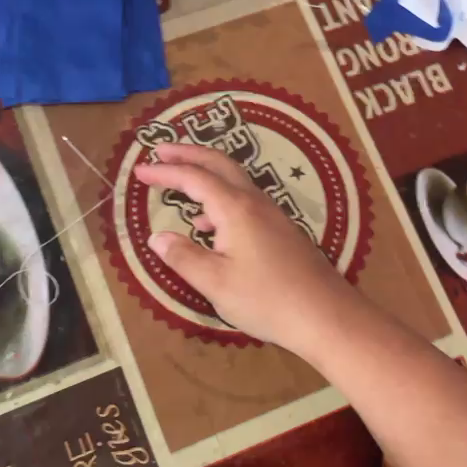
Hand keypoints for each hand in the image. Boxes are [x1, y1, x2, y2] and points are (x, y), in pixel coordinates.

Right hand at [133, 141, 361, 355]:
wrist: (326, 316)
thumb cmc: (267, 299)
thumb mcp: (215, 283)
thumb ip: (183, 257)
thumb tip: (156, 238)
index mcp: (235, 208)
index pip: (194, 178)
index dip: (165, 171)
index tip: (139, 170)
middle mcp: (254, 202)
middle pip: (218, 164)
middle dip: (188, 154)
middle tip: (161, 151)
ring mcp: (272, 214)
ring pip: (234, 180)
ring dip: (205, 174)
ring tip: (180, 183)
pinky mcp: (281, 230)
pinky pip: (244, 200)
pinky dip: (220, 198)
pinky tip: (210, 226)